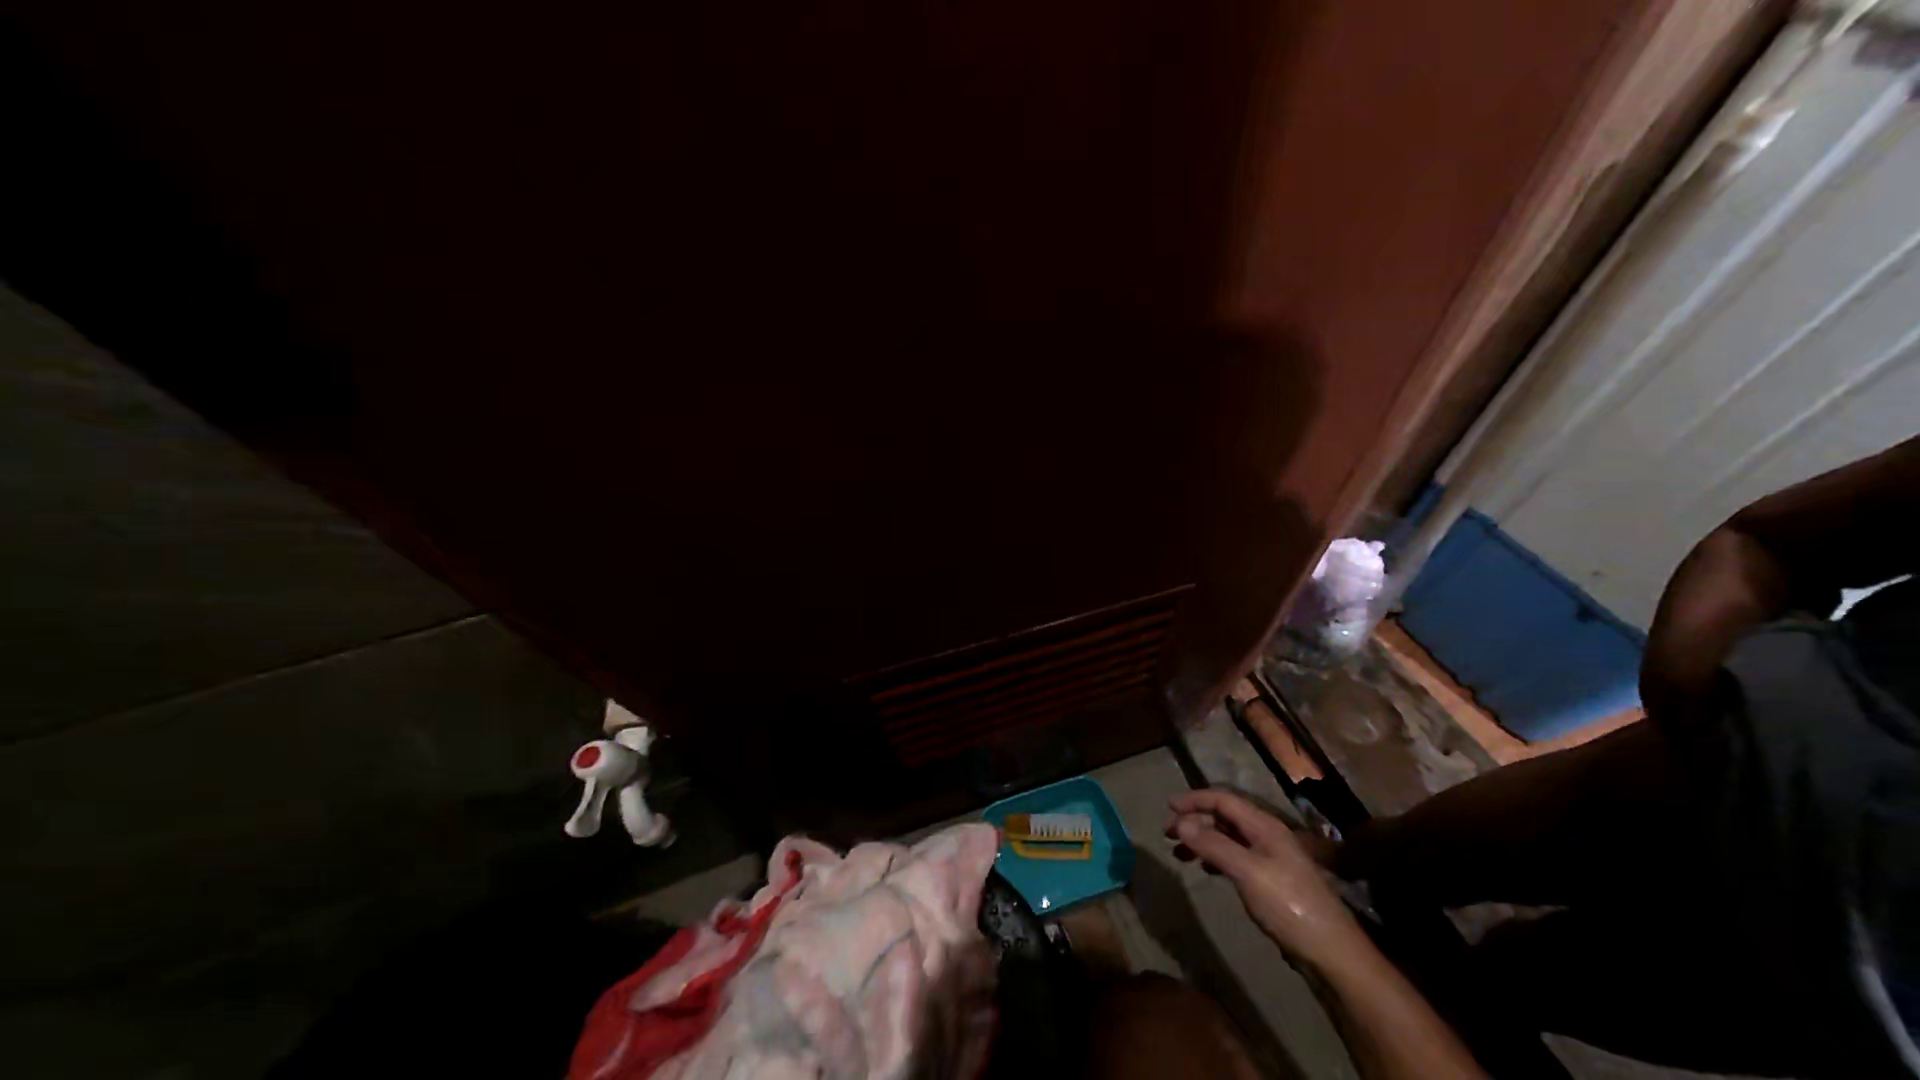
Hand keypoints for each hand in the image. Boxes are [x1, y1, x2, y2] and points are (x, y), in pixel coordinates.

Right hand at [1166, 789, 1368, 970]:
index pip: (1224, 800)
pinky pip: (1236, 857)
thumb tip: (1181, 823)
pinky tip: (1206, 870)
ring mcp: (1271, 859)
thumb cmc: (1289, 906)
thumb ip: (1214, 845)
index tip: (1168, 807)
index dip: (1195, 800)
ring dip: (1203, 840)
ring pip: (1229, 837)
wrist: (1331, 952)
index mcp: (1265, 827)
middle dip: (1195, 821)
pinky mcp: (1271, 881)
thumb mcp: (1247, 872)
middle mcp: (1268, 836)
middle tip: (1167, 834)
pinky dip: (1215, 857)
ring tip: (1179, 854)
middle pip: (1225, 817)